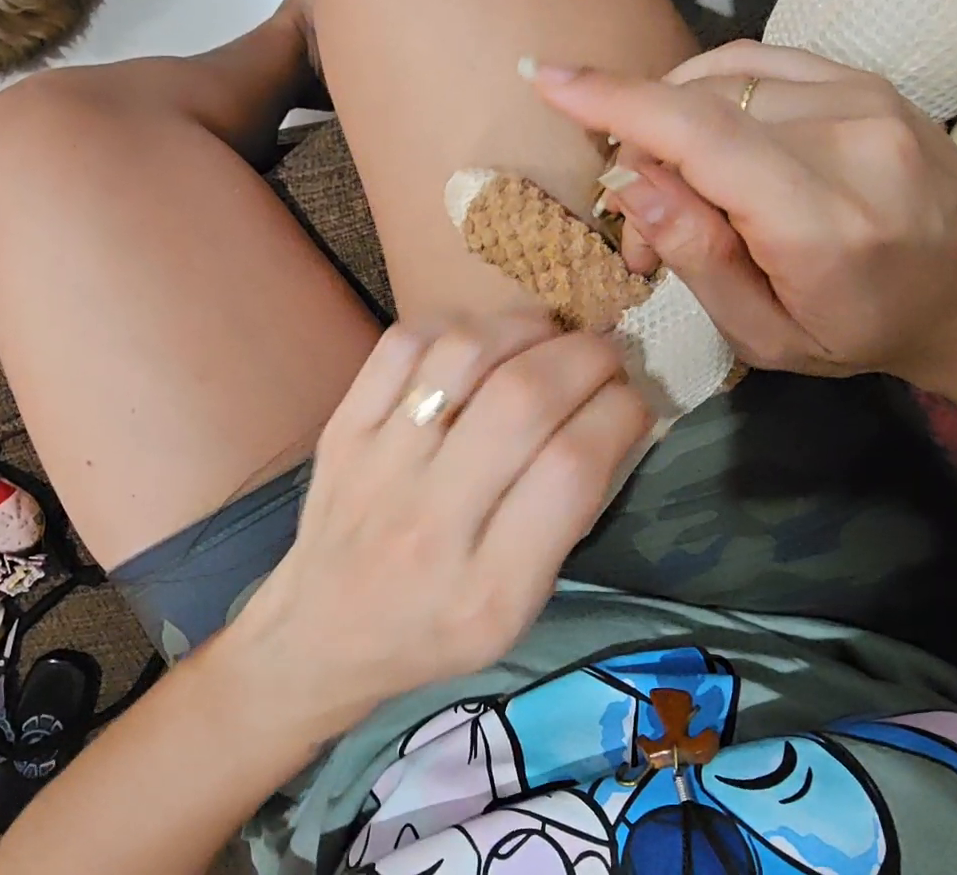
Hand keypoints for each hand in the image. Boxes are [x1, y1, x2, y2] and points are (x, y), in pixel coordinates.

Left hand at [228, 313, 651, 730]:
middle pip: (522, 401)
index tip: (634, 398)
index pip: (570, 470)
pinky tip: (480, 339)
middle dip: (585, 359)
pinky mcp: (342, 430)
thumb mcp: (516, 613)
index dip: (619, 414)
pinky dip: (452, 326)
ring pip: (460, 358)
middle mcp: (428, 522)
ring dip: (522, 329)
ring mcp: (376, 468)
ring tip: (547, 335)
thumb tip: (611, 416)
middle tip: (606, 354)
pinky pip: (399, 348)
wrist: (322, 630)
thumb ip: (563, 523)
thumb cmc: (433, 628)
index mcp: (488, 588)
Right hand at [531, 40, 956, 397]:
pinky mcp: (869, 79)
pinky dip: (707, 94)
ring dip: (671, 123)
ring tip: (676, 188)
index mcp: (824, 221)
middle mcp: (852, 139)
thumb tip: (633, 185)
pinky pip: (757, 63)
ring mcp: (869, 97)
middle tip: (641, 226)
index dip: (619, 102)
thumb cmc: (860, 332)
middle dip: (641, 151)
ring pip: (722, 78)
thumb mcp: (764, 334)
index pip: (704, 135)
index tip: (548, 78)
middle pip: (700, 106)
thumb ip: (699, 257)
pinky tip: (707, 140)